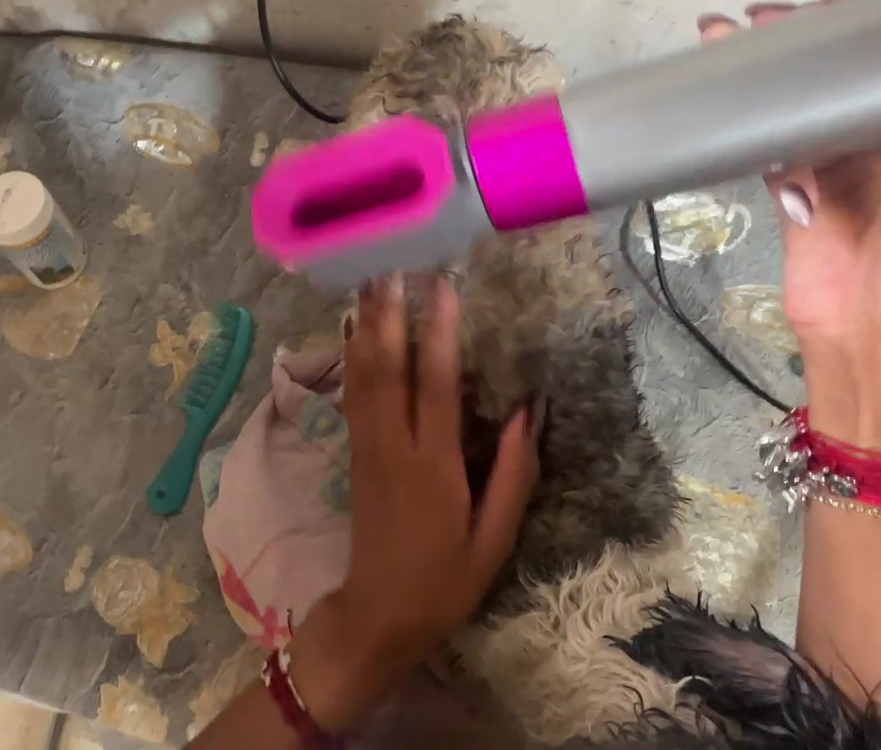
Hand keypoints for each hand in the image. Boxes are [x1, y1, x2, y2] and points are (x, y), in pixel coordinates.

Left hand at [287, 273, 539, 730]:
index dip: (440, 333)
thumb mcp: (493, 540)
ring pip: (362, 376)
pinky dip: (351, 357)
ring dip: (365, 326)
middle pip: (387, 368)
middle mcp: (394, 445)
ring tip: (368, 282)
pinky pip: (352, 395)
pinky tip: (352, 331)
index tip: (442, 287)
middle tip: (391, 266)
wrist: (377, 614)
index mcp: (433, 464)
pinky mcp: (354, 452)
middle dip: (389, 314)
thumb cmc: (443, 580)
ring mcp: (367, 446)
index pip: (437, 386)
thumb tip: (528, 412)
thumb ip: (513, 475)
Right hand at [700, 0, 880, 452]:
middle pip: (875, 45)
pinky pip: (775, 128)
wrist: (876, 348)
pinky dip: (748, 107)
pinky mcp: (803, 175)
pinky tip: (719, 82)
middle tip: (780, 17)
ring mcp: (857, 148)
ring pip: (816, 82)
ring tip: (733, 35)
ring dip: (776, 55)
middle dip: (825, 20)